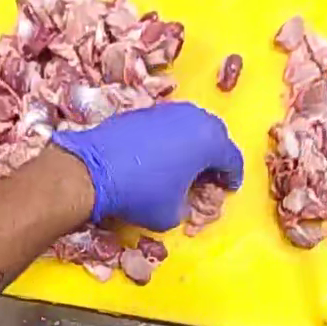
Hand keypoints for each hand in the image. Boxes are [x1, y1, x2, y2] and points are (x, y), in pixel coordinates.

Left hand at [49, 103, 244, 230]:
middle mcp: (193, 117)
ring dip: (191, 146)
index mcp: (209, 141)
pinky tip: (158, 160)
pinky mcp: (143, 112)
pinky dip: (169, 142)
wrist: (94, 170)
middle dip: (214, 157)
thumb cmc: (141, 194)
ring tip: (182, 168)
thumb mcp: (171, 215)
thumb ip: (187, 206)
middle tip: (208, 177)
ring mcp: (167, 111)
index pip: (232, 159)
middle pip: (214, 137)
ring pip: (190, 128)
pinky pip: (166, 127)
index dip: (232, 177)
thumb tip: (183, 201)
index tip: (229, 188)